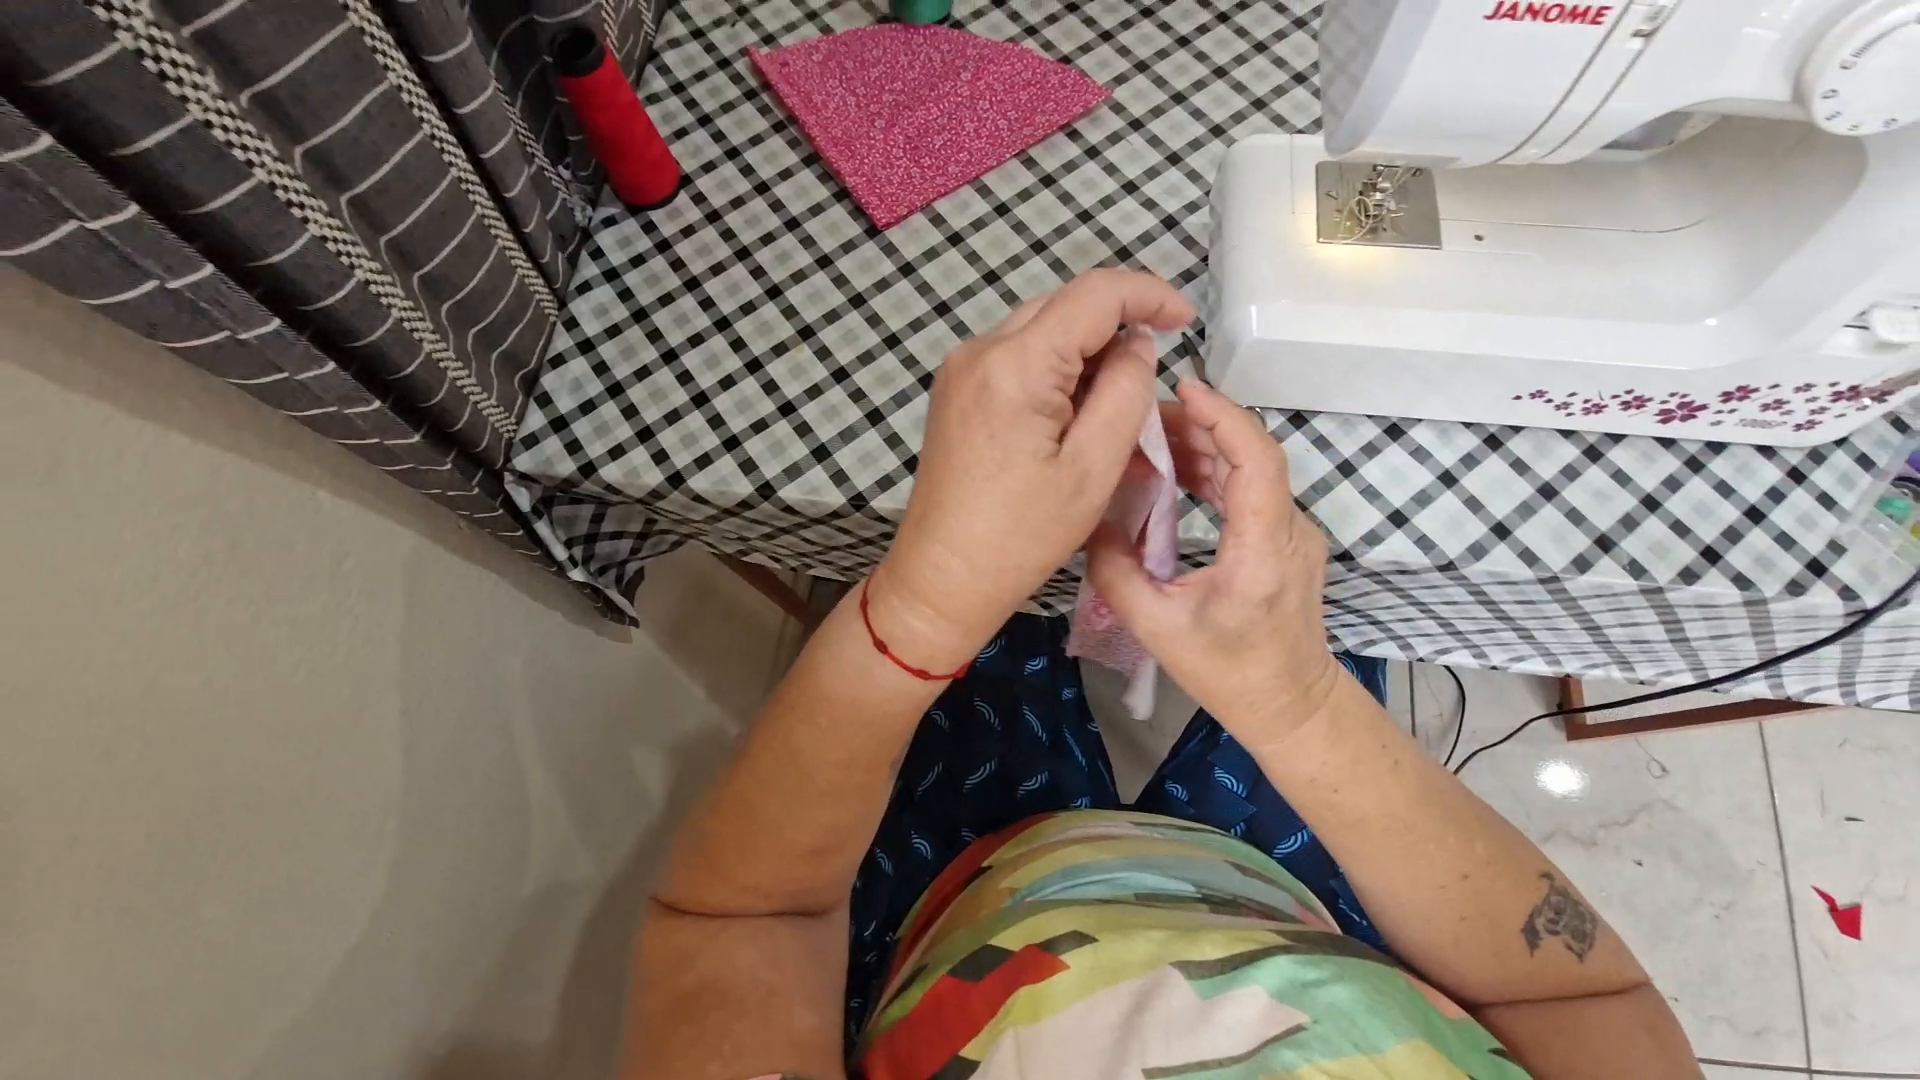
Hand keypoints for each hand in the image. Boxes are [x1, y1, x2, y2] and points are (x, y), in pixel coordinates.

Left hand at [871, 268, 1194, 670]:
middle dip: (1115, 330)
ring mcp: (960, 369)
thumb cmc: (1022, 535)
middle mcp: (979, 351)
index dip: (1148, 295)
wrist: (944, 575)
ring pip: (1040, 330)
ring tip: (1107, 411)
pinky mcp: (956, 390)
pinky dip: (1053, 371)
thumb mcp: (1094, 468)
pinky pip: (1016, 357)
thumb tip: (1137, 343)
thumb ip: (1126, 392)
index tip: (1187, 321)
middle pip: (1064, 307)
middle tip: (1146, 385)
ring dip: (1084, 354)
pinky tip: (1068, 416)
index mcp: (1015, 365)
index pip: (1094, 294)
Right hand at [1086, 378, 1343, 746]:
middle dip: (1200, 425)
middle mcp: (1289, 532)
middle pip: (1253, 455)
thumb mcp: (1156, 629)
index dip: (1223, 416)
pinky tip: (1179, 472)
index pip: (1256, 460)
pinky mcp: (1287, 541)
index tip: (1182, 388)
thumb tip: (1092, 522)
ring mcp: (1295, 535)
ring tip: (1153, 439)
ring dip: (1207, 446)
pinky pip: (1254, 491)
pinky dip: (1216, 472)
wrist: (1291, 704)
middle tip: (1144, 418)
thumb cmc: (1228, 673)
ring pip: (1254, 470)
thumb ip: (1116, 572)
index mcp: (1262, 550)